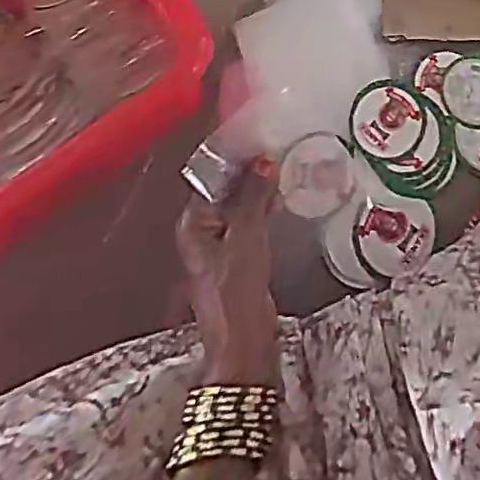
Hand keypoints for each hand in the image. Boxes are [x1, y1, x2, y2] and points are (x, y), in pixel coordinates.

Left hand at [176, 159, 279, 383]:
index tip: (263, 139)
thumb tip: (264, 160)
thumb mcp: (246, 238)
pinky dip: (266, 206)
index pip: (214, 179)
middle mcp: (203, 230)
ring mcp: (222, 243)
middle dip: (251, 172)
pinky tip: (283, 197)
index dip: (237, 160)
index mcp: (193, 224)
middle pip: (228, 191)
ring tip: (286, 167)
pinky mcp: (242, 254)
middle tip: (280, 148)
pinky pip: (252, 219)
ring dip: (260, 189)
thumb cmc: (237, 289)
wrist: (245, 340)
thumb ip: (253, 198)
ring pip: (242, 204)